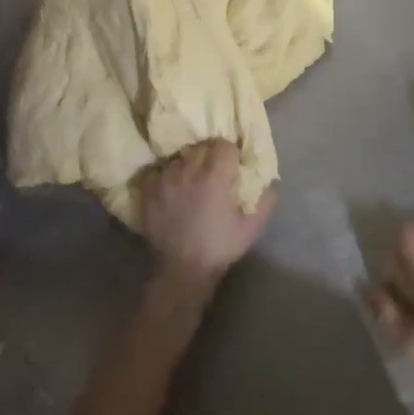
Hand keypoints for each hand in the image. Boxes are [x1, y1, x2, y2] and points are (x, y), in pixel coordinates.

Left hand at [138, 140, 274, 279]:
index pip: (224, 145)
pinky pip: (158, 171)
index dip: (230, 155)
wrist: (182, 269)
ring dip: (187, 166)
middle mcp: (188, 170)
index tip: (232, 167)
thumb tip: (266, 182)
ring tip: (190, 182)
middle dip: (209, 157)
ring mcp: (164, 178)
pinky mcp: (147, 189)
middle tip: (213, 174)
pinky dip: (166, 176)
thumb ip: (265, 199)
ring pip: (179, 158)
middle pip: (201, 148)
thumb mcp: (252, 226)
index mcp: (214, 176)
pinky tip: (172, 190)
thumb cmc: (220, 247)